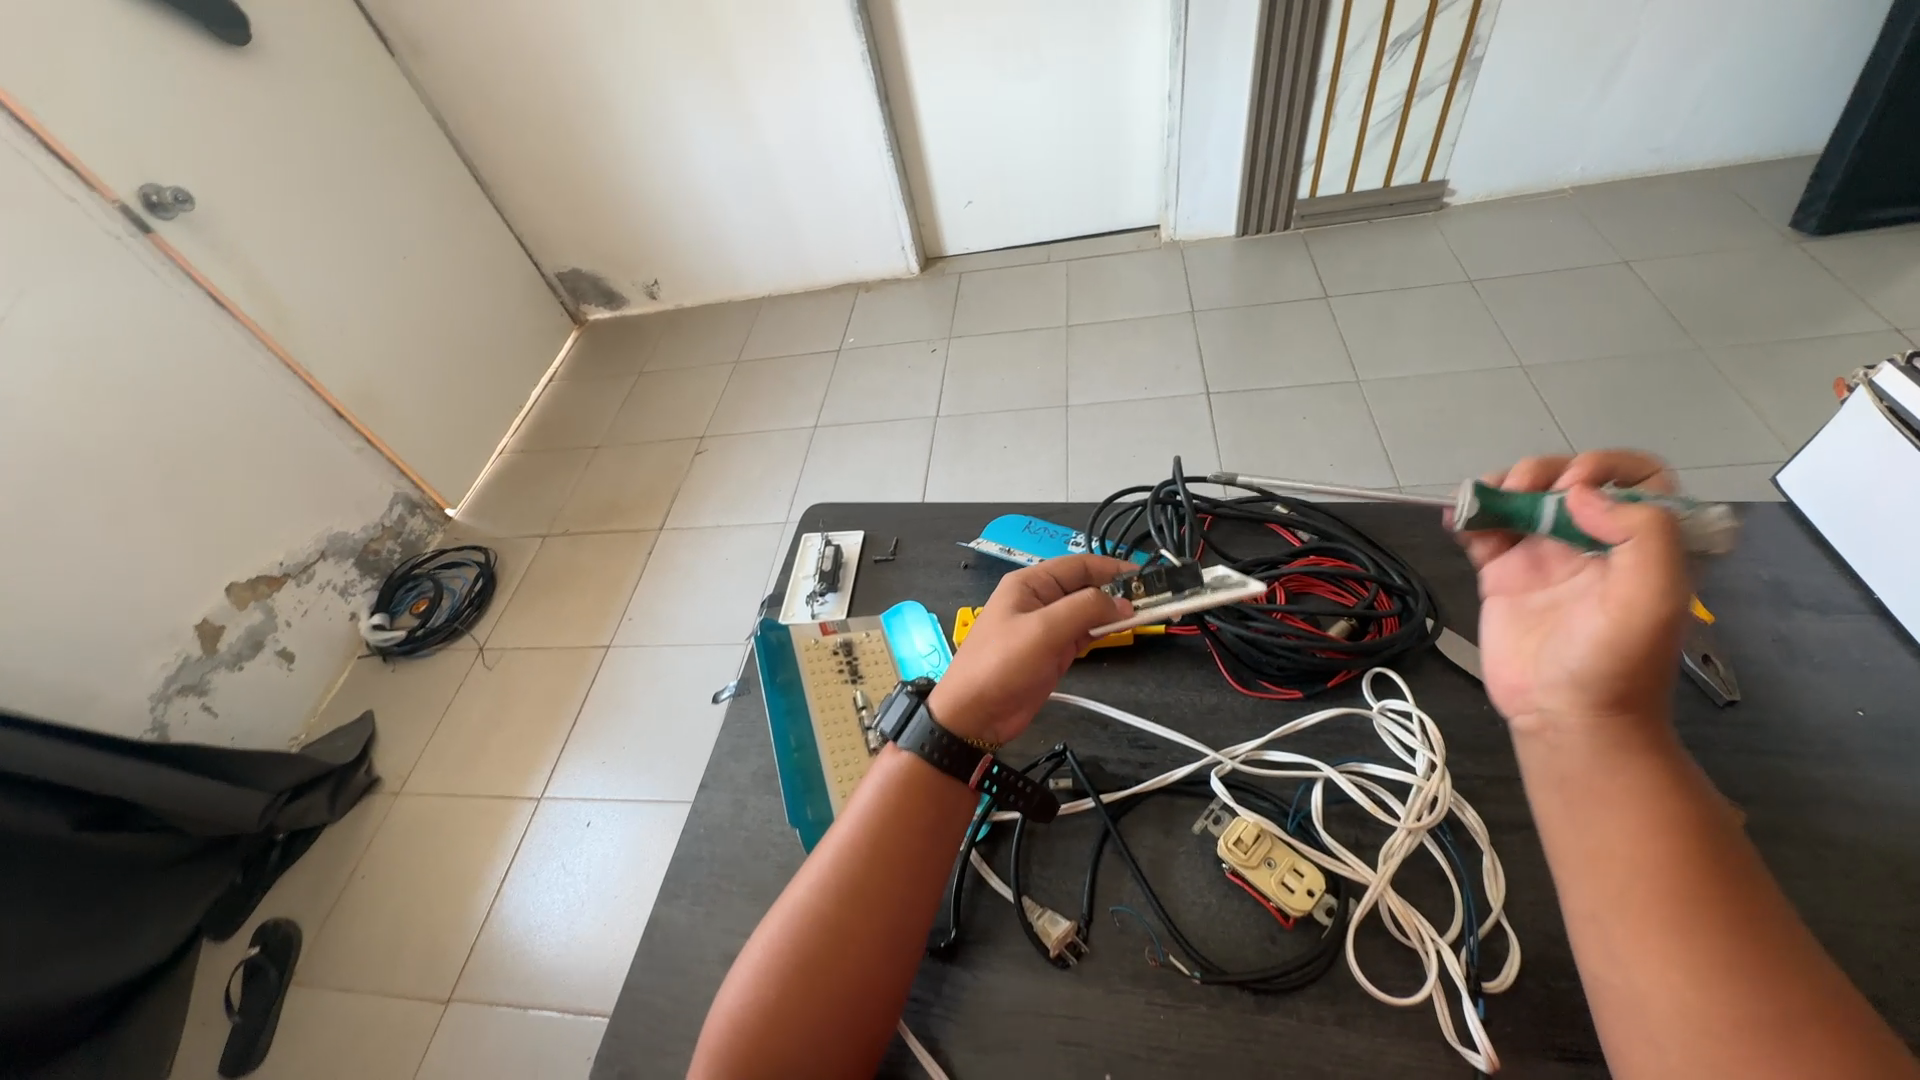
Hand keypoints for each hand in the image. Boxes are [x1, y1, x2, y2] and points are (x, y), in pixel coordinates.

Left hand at [927, 555, 1133, 745]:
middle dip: (1117, 591)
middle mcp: (1040, 600)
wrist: (975, 714)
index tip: (1147, 575)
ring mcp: (1047, 627)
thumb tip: (1123, 604)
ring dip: (1113, 613)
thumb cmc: (1002, 664)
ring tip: (1147, 614)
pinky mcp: (1054, 652)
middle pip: (1086, 587)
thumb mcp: (1043, 630)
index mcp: (1030, 583)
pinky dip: (1104, 633)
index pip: (1079, 565)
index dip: (1112, 567)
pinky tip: (1123, 632)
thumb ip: (1084, 610)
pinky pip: (1084, 634)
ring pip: (1088, 612)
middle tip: (1154, 598)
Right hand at [1458, 451, 1691, 737]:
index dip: (1607, 467)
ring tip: (1484, 504)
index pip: (1638, 479)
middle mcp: (1592, 541)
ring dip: (1499, 487)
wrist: (1564, 715)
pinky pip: (1481, 531)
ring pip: (1520, 498)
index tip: (1573, 488)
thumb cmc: (1615, 661)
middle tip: (1521, 494)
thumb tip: (1578, 493)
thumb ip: (1642, 534)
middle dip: (1542, 473)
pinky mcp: (1500, 575)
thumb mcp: (1654, 598)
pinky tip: (1455, 520)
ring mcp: (1542, 556)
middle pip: (1569, 479)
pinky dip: (1464, 516)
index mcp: (1641, 543)